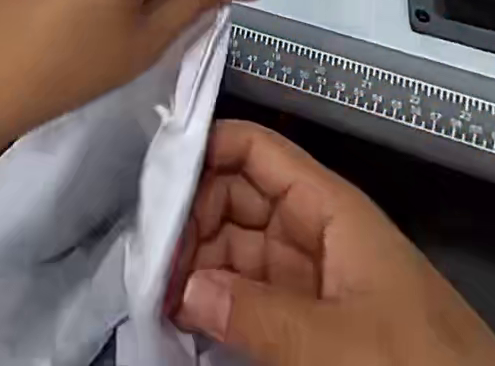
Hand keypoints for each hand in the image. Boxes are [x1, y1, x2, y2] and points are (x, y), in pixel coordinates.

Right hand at [172, 120, 494, 365]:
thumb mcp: (342, 344)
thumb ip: (257, 314)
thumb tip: (182, 288)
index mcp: (326, 205)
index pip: (253, 149)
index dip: (205, 149)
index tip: (155, 183)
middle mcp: (309, 227)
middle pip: (234, 193)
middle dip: (189, 215)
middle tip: (152, 259)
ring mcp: (304, 274)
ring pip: (232, 244)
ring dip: (193, 261)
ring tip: (157, 294)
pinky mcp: (302, 320)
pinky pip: (244, 292)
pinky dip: (211, 299)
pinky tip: (182, 317)